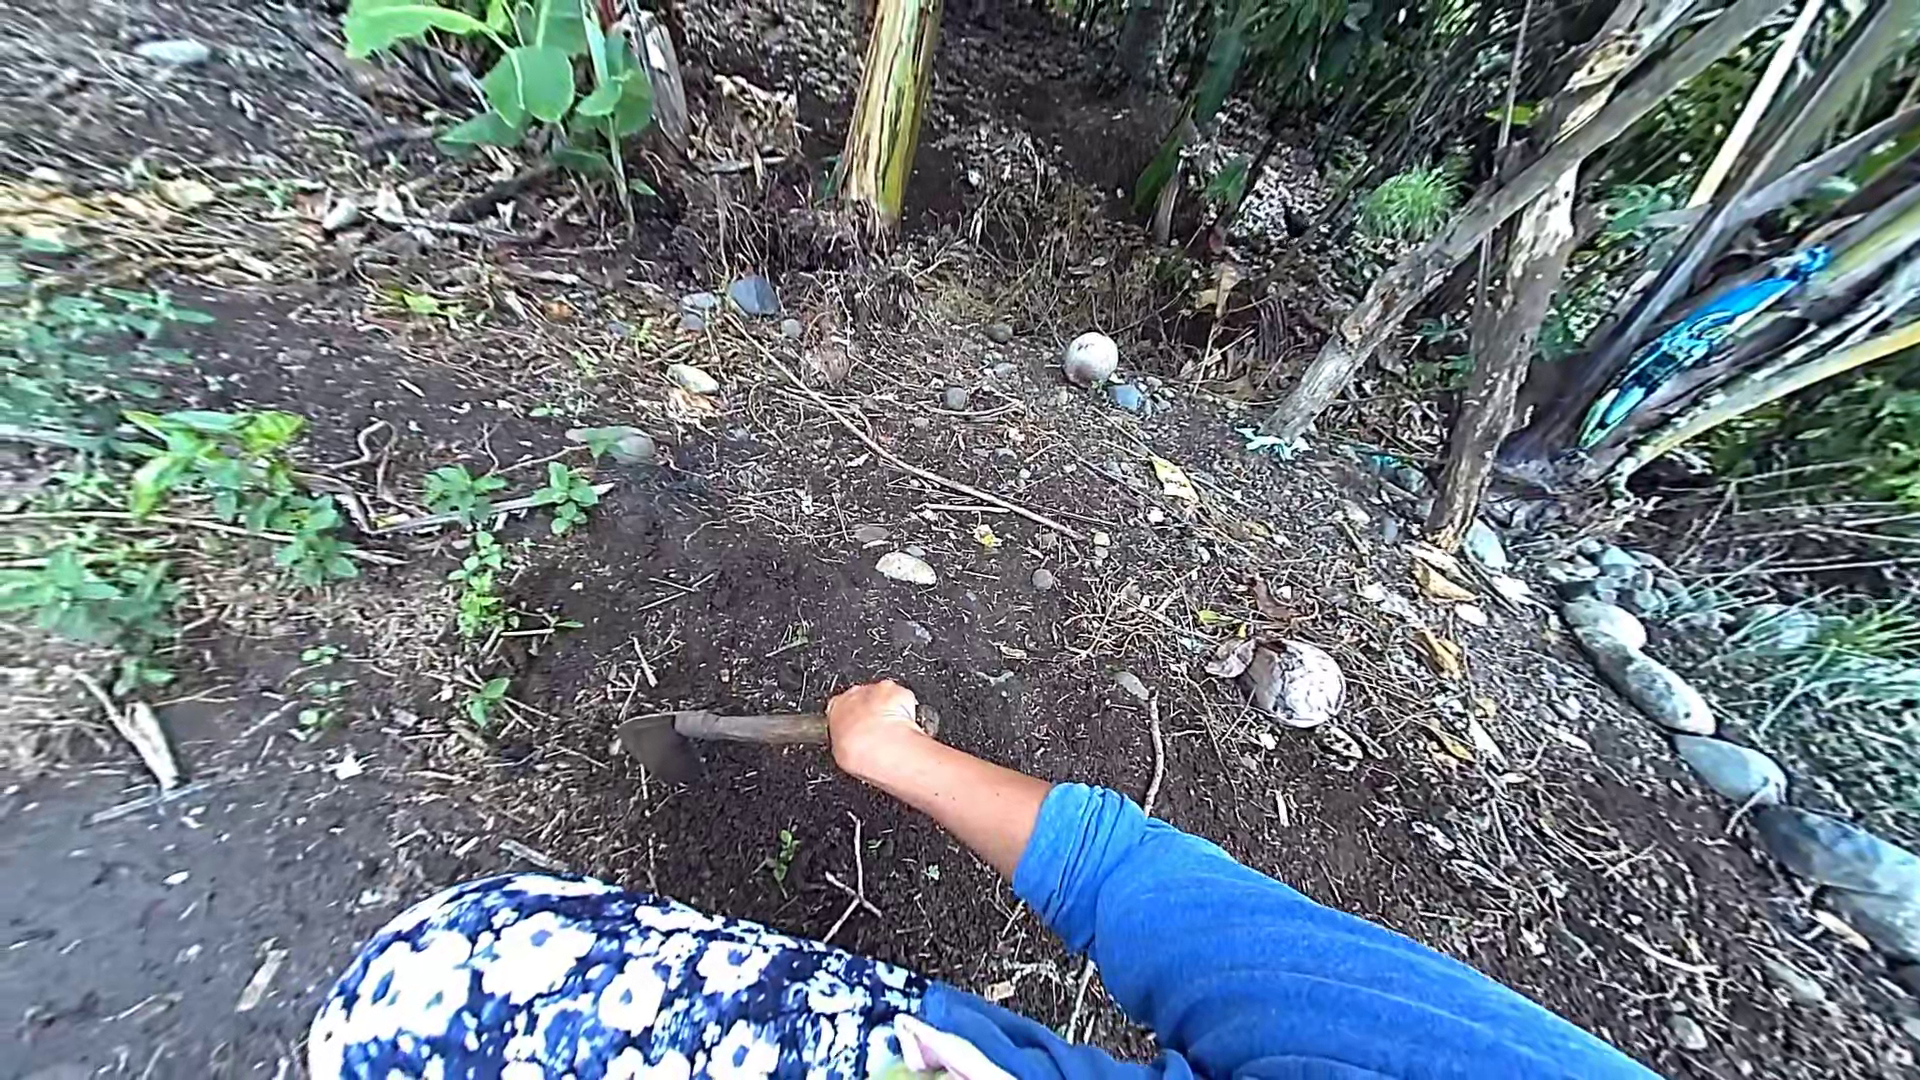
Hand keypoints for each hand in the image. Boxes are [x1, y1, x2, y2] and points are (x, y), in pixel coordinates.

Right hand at [826, 679, 927, 780]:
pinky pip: (903, 697)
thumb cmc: (856, 751)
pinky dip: (906, 708)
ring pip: (884, 695)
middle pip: (863, 697)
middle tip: (878, 731)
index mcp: (836, 707)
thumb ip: (844, 739)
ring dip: (889, 708)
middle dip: (871, 710)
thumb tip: (851, 746)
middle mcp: (856, 694)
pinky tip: (906, 724)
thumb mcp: (840, 752)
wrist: (877, 745)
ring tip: (894, 730)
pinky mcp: (898, 691)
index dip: (851, 717)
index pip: (840, 705)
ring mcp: (878, 690)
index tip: (858, 729)